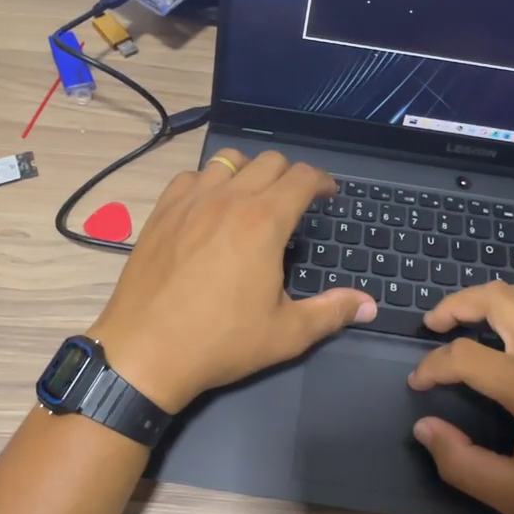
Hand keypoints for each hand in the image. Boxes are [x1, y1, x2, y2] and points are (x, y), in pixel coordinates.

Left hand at [87, 149, 376, 411]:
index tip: (327, 194)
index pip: (302, 177)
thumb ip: (331, 312)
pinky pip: (190, 176)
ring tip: (253, 198)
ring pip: (228, 161)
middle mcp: (229, 198)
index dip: (322, 181)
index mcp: (265, 221)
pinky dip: (208, 181)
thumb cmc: (221, 342)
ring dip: (249, 172)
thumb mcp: (286, 333)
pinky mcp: (162, 211)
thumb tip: (368, 305)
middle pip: (269, 161)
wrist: (145, 352)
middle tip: (295, 201)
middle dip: (289, 175)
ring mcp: (191, 201)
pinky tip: (209, 206)